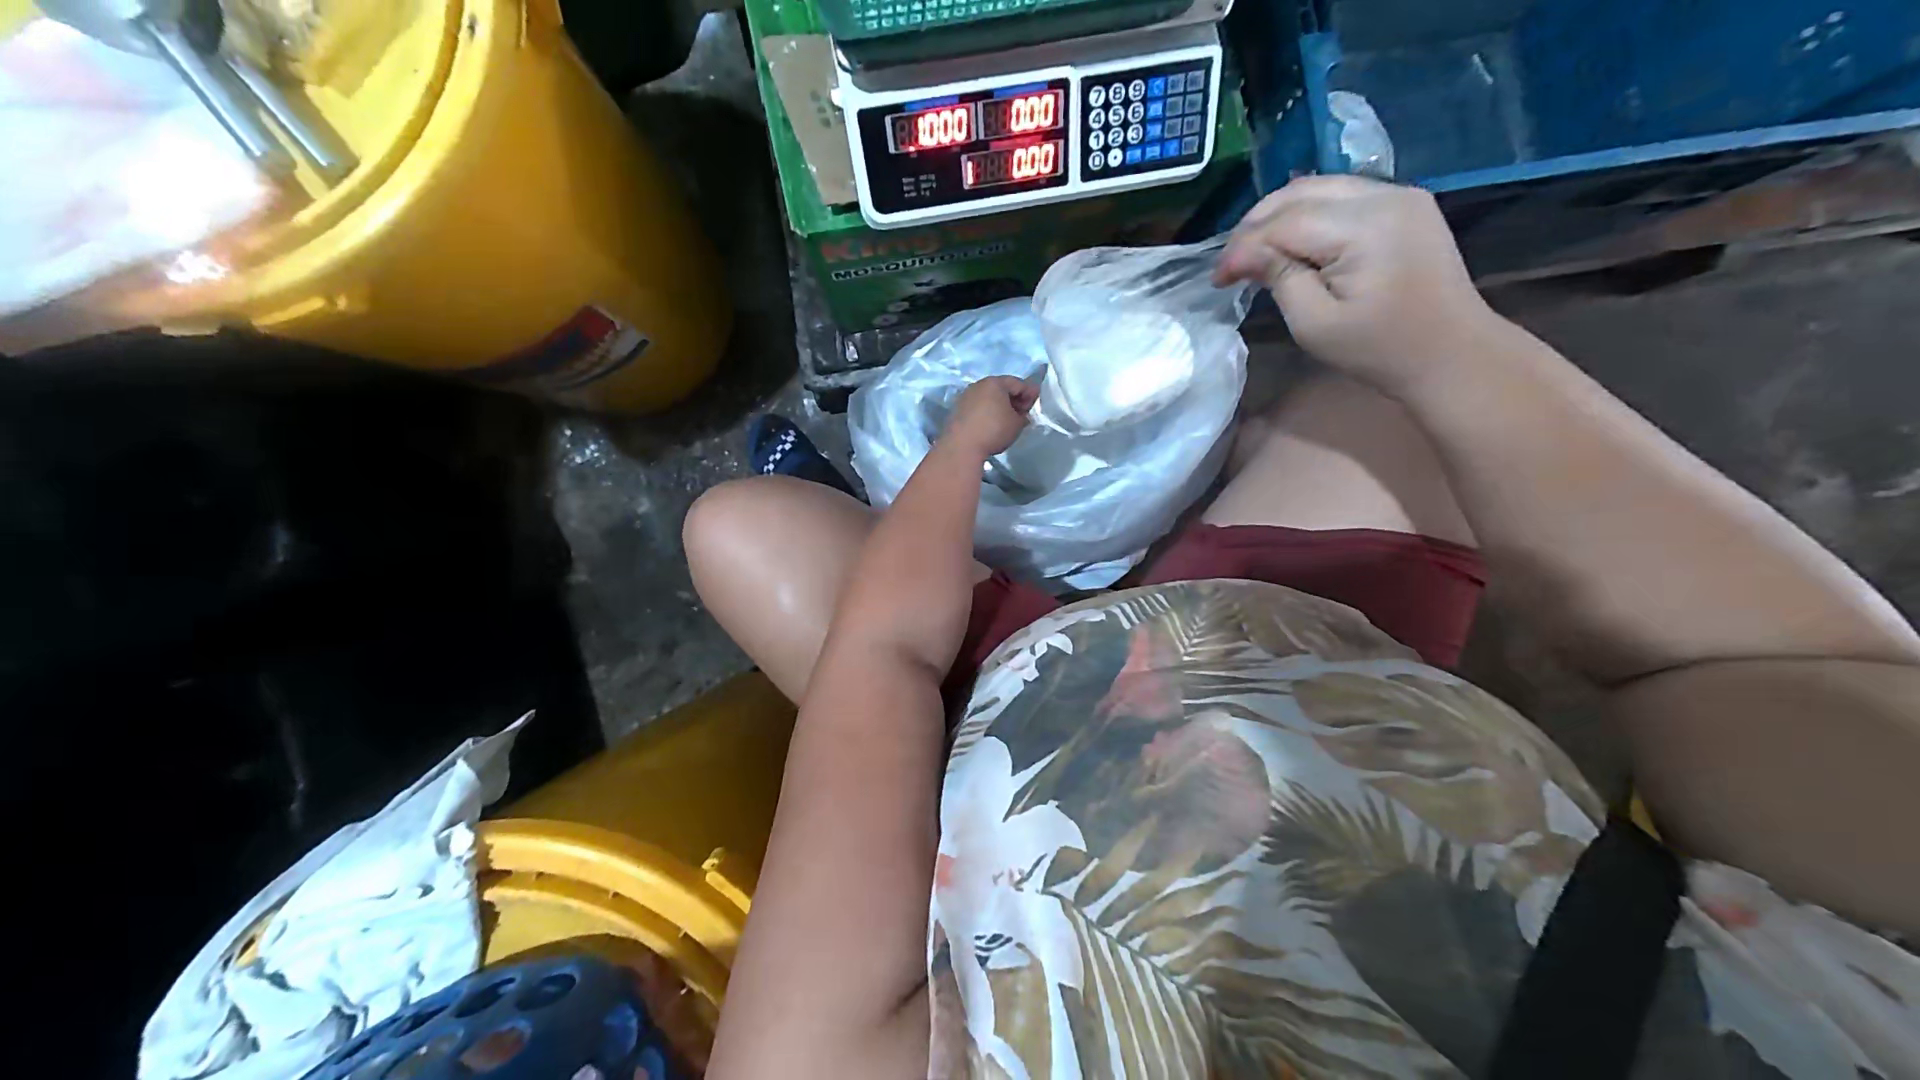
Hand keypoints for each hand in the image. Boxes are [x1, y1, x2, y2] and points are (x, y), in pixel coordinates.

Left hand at [941, 375, 1039, 459]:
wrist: (962, 446)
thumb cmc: (994, 430)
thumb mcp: (1017, 423)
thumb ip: (1024, 414)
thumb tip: (1022, 413)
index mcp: (995, 382)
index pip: (1018, 383)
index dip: (1030, 394)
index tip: (1035, 405)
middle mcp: (978, 385)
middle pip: (1001, 388)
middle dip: (1014, 399)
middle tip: (1022, 414)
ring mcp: (965, 396)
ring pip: (988, 398)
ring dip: (999, 406)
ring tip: (1007, 421)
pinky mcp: (957, 409)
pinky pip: (977, 407)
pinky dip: (987, 413)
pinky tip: (991, 425)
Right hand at [1215, 175, 1504, 392]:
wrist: (1450, 352)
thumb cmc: (1378, 349)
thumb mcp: (1314, 322)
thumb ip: (1278, 278)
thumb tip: (1241, 256)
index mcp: (1364, 227)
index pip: (1285, 223)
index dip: (1244, 247)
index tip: (1218, 280)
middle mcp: (1383, 196)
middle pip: (1300, 192)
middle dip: (1255, 224)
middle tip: (1231, 263)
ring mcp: (1398, 194)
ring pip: (1319, 187)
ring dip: (1278, 216)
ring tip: (1254, 251)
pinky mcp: (1404, 204)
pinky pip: (1341, 195)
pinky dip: (1306, 214)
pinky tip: (1290, 242)